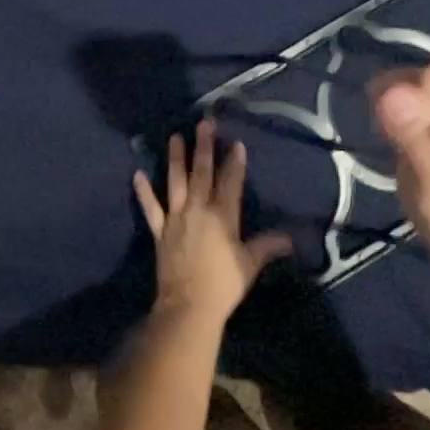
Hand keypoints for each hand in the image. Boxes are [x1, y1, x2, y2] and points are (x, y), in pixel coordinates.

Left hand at [132, 119, 292, 325]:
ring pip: (175, 181)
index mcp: (223, 215)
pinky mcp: (160, 231)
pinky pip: (151, 207)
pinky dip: (144, 191)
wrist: (188, 306)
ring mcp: (176, 218)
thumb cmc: (224, 284)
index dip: (234, 162)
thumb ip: (268, 246)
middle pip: (201, 173)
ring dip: (174, 158)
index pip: (230, 182)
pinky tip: (137, 174)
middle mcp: (198, 209)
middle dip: (204, 147)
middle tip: (204, 123)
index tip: (236, 143)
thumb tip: (292, 238)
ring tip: (174, 137)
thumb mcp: (250, 264)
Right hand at [370, 63, 429, 266]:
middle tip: (402, 141)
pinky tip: (398, 125)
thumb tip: (392, 95)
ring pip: (423, 73)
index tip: (405, 143)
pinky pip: (414, 76)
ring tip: (399, 135)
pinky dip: (396, 95)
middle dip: (410, 104)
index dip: (415, 110)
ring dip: (400, 100)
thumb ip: (419, 140)